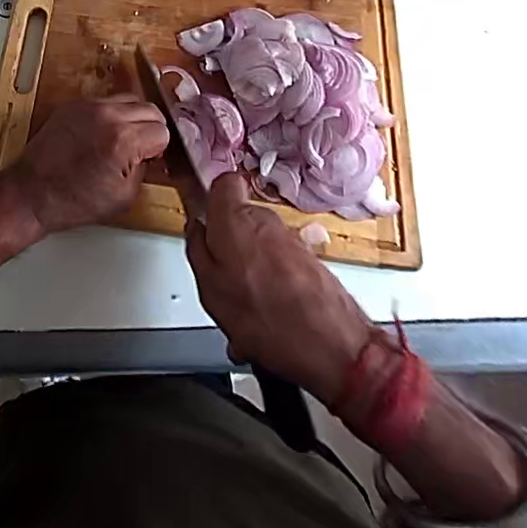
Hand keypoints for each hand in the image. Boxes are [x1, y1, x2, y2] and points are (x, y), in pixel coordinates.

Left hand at [4, 96, 168, 236]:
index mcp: (123, 140)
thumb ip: (144, 168)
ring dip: (131, 118)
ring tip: (120, 141)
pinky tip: (101, 136)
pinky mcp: (73, 105)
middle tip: (140, 149)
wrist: (32, 193)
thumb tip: (150, 153)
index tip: (149, 157)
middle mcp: (107, 116)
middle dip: (149, 129)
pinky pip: (105, 101)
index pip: (162, 130)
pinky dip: (110, 116)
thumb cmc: (71, 201)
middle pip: (150, 109)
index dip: (158, 148)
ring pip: (129, 99)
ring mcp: (88, 106)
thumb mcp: (124, 196)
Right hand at [186, 172, 374, 404]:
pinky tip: (264, 313)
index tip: (202, 215)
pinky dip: (269, 282)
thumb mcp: (210, 288)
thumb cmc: (270, 319)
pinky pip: (276, 263)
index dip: (211, 196)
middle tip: (219, 272)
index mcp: (235, 219)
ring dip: (249, 267)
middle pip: (239, 217)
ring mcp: (290, 239)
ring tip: (243, 303)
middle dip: (228, 241)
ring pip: (257, 243)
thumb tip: (194, 231)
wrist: (331, 346)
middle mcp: (266, 221)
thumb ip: (197, 250)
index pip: (223, 181)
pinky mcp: (308, 258)